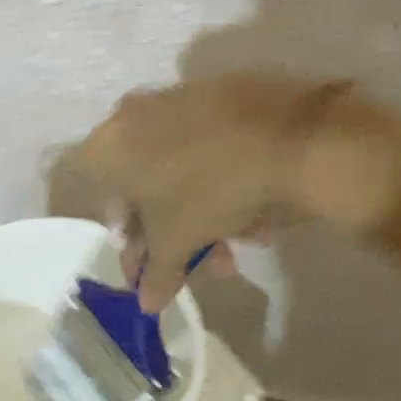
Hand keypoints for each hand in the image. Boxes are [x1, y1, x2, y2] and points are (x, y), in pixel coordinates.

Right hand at [73, 72, 400, 311]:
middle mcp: (133, 116)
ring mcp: (179, 101)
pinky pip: (210, 151)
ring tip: (239, 249)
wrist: (295, 136)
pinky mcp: (222, 95)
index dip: (130, 244)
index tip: (154, 271)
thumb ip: (157, 274)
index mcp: (108, 146)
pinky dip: (225, 186)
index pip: (105, 204)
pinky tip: (257, 217)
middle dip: (174, 236)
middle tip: (201, 267)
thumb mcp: (178, 241)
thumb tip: (146, 305)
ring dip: (204, 218)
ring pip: (182, 172)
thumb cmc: (211, 189)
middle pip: (146, 190)